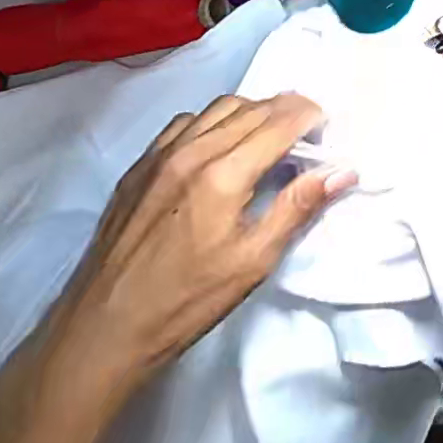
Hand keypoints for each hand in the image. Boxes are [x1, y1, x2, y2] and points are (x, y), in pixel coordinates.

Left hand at [0, 94, 353, 442]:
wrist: (98, 335)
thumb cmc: (186, 301)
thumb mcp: (254, 260)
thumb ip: (299, 206)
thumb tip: (344, 171)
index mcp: (223, 174)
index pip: (282, 121)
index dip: (313, 118)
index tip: (328, 131)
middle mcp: (191, 152)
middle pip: (255, 107)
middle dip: (290, 111)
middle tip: (309, 135)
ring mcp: (159, 156)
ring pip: (220, 107)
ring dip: (255, 111)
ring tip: (270, 136)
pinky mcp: (138, 168)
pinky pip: (186, 122)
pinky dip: (216, 121)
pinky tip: (222, 147)